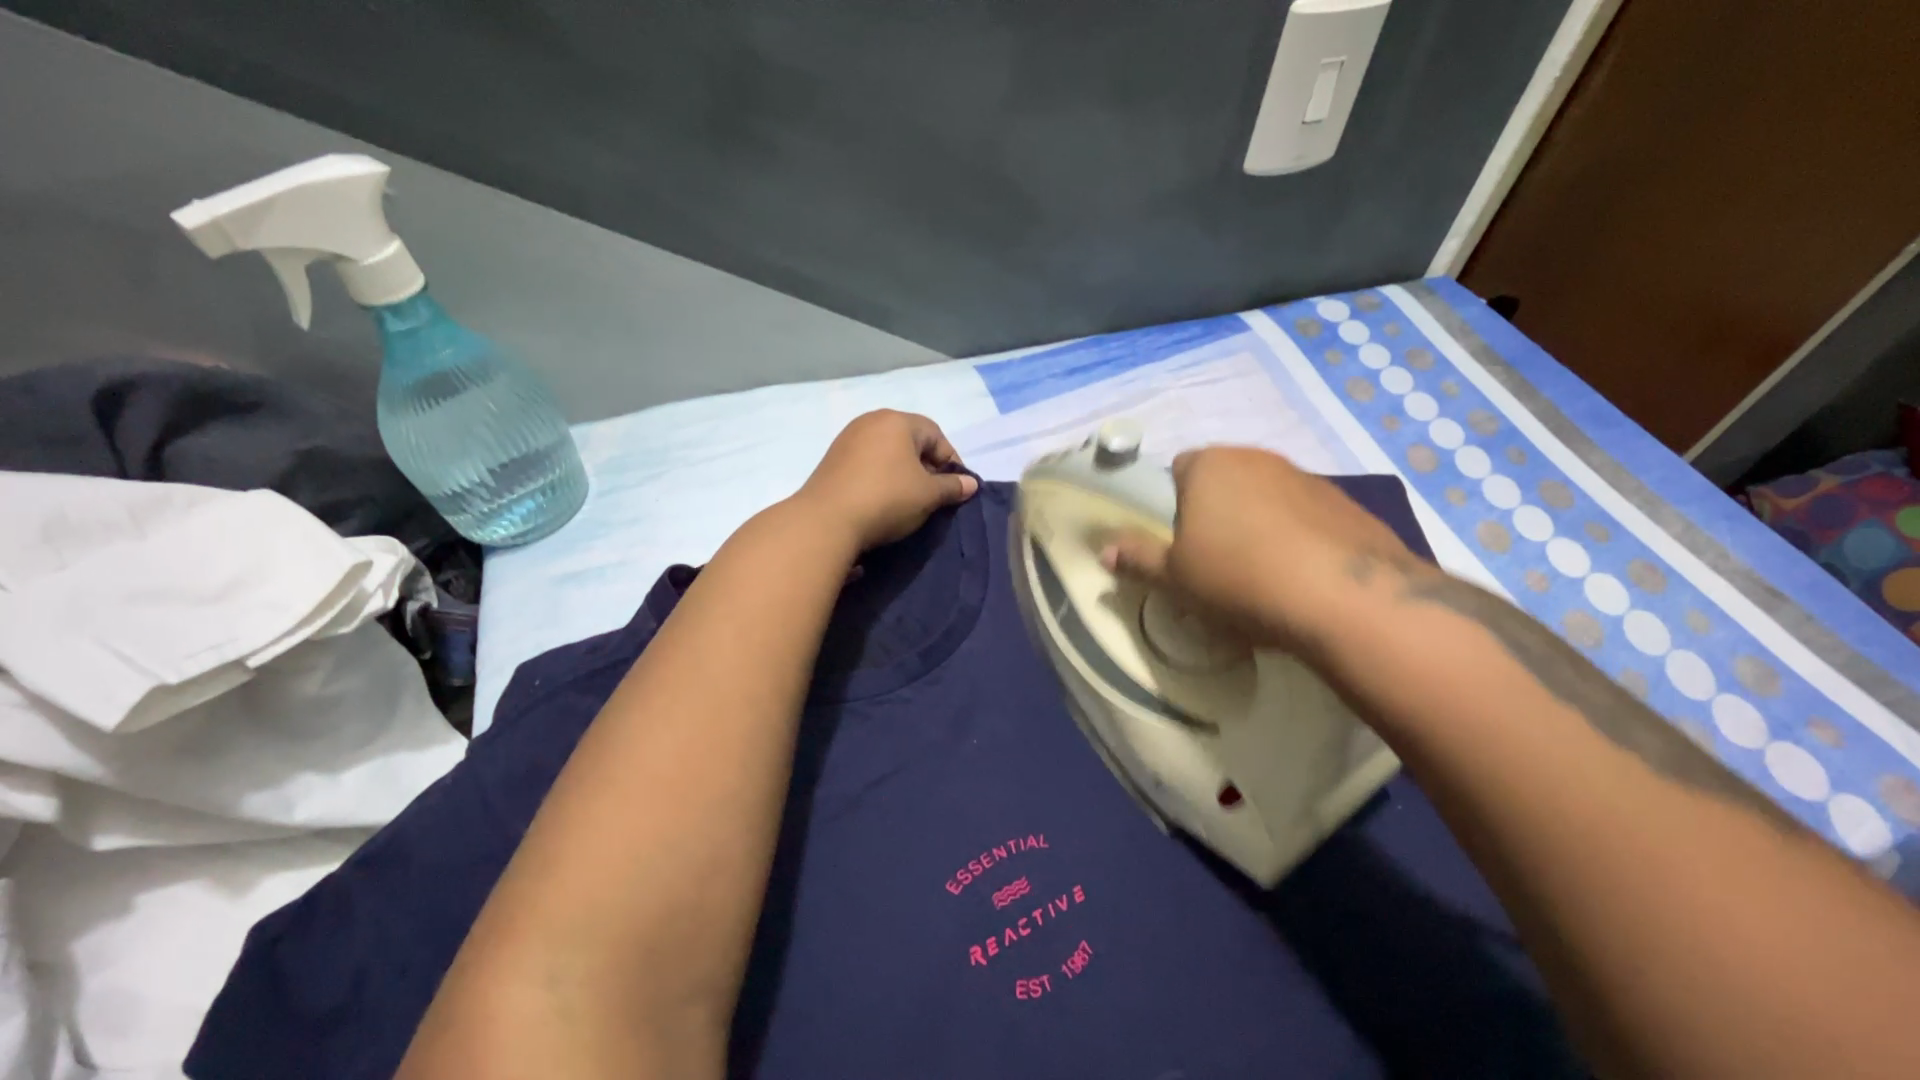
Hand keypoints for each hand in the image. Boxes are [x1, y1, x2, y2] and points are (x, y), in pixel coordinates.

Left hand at [793, 410, 978, 551]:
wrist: (826, 520)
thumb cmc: (886, 499)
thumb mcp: (928, 495)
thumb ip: (952, 487)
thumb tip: (970, 484)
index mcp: (897, 421)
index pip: (935, 435)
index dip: (951, 461)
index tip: (956, 487)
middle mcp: (871, 422)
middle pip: (910, 441)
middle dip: (926, 466)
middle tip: (934, 495)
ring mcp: (847, 439)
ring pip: (887, 453)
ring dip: (902, 473)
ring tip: (909, 500)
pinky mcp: (832, 460)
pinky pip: (867, 463)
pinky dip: (880, 478)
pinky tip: (882, 501)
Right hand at [1101, 447, 1428, 653]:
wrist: (1345, 599)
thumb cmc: (1240, 580)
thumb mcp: (1176, 579)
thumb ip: (1139, 559)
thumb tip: (1104, 550)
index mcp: (1209, 465)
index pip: (1178, 469)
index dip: (1173, 506)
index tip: (1180, 545)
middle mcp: (1257, 458)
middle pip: (1224, 481)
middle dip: (1217, 513)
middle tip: (1214, 564)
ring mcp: (1307, 477)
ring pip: (1267, 498)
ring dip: (1259, 525)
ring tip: (1262, 576)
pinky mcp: (1346, 504)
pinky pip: (1306, 517)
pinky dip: (1299, 538)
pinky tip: (1301, 577)